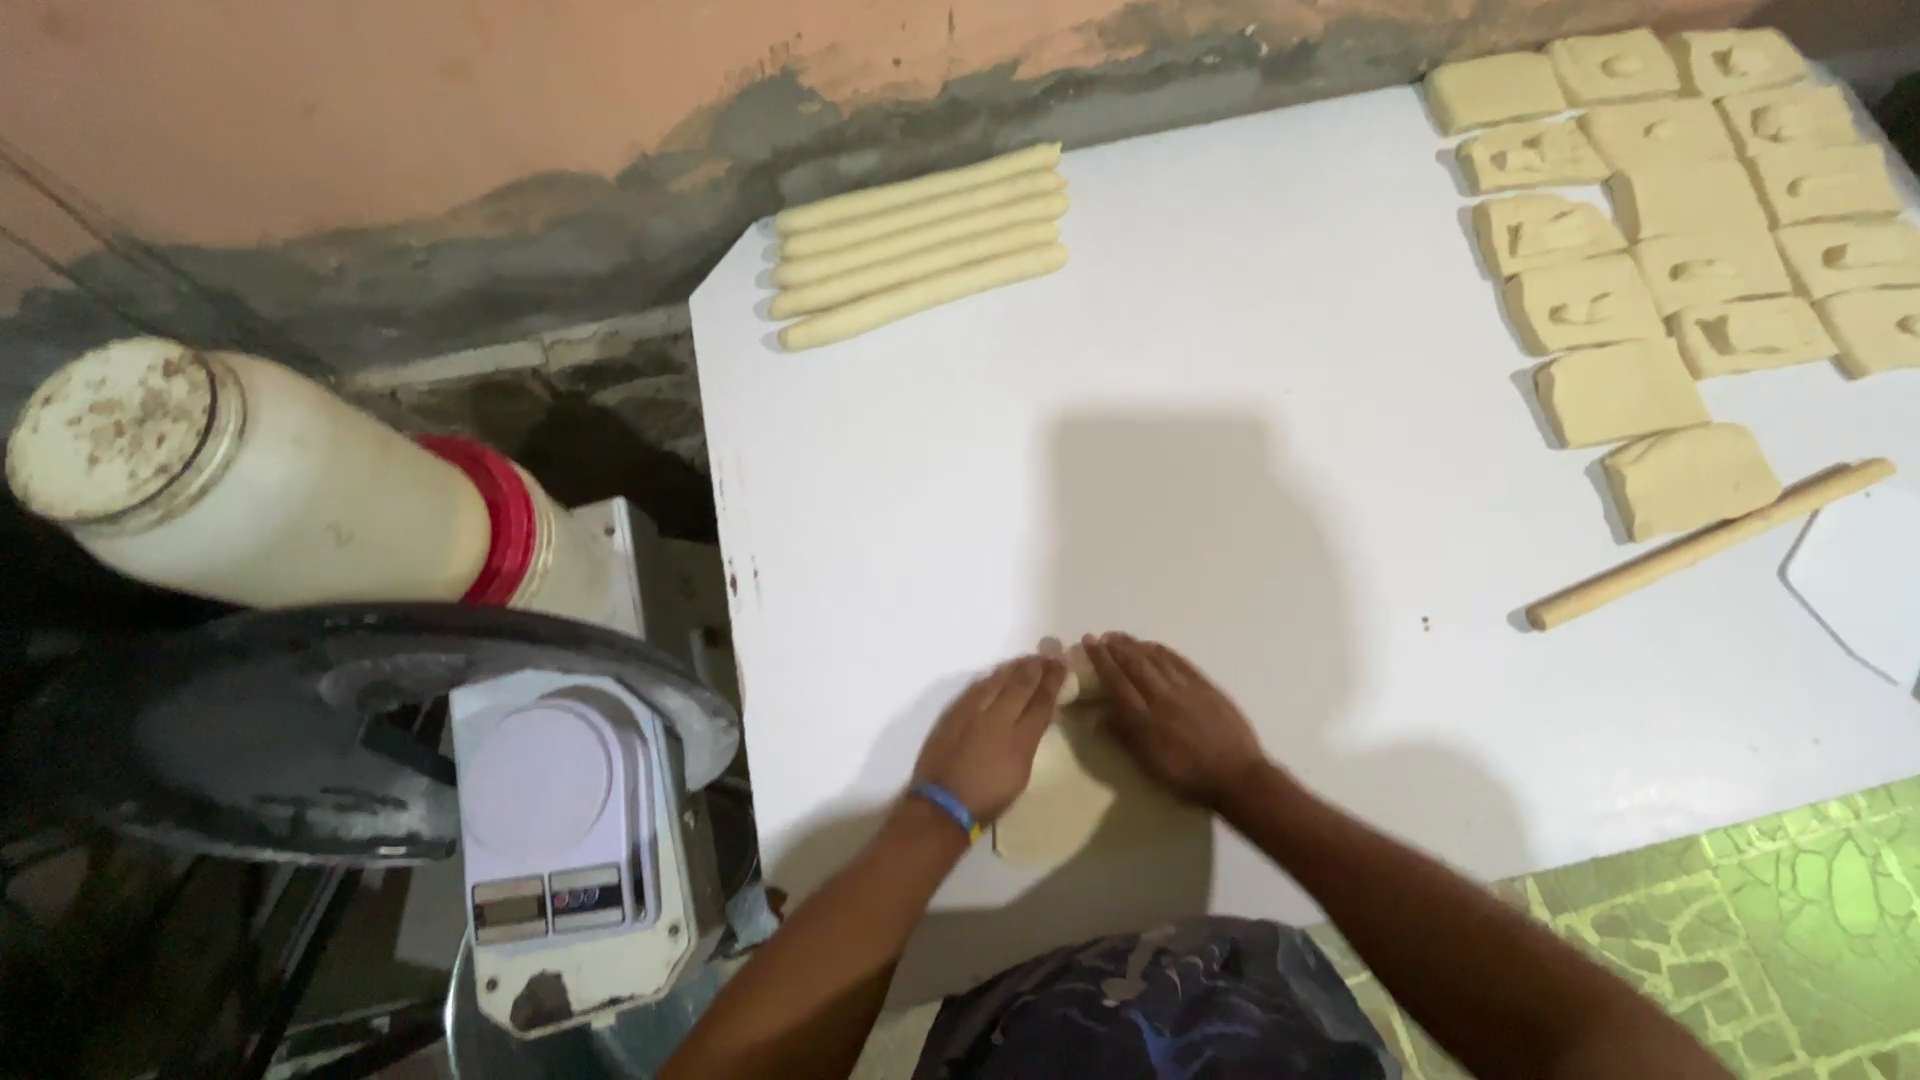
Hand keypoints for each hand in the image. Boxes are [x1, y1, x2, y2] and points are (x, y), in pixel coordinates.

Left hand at [911, 656, 1066, 822]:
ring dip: (1013, 668)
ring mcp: (972, 713)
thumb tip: (1037, 717)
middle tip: (1047, 655)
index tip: (1061, 666)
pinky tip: (995, 674)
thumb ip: (1029, 741)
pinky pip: (975, 688)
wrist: (942, 805)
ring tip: (1025, 660)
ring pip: (996, 681)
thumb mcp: (1020, 774)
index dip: (1053, 682)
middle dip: (1036, 667)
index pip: (1042, 702)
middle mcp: (998, 719)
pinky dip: (989, 678)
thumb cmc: (987, 800)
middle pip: (1020, 684)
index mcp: (1020, 739)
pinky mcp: (953, 713)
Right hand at [1081, 633, 1274, 809]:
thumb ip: (1124, 738)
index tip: (1090, 642)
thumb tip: (1099, 717)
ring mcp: (1185, 689)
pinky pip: (1180, 662)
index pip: (1116, 682)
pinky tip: (1155, 646)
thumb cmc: (1188, 778)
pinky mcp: (1206, 687)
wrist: (1236, 776)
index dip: (1101, 660)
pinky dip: (1164, 651)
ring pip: (1156, 659)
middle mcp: (1161, 698)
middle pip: (1134, 665)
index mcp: (1144, 719)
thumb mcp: (1148, 766)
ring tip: (1122, 637)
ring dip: (1136, 645)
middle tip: (1102, 636)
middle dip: (1115, 648)